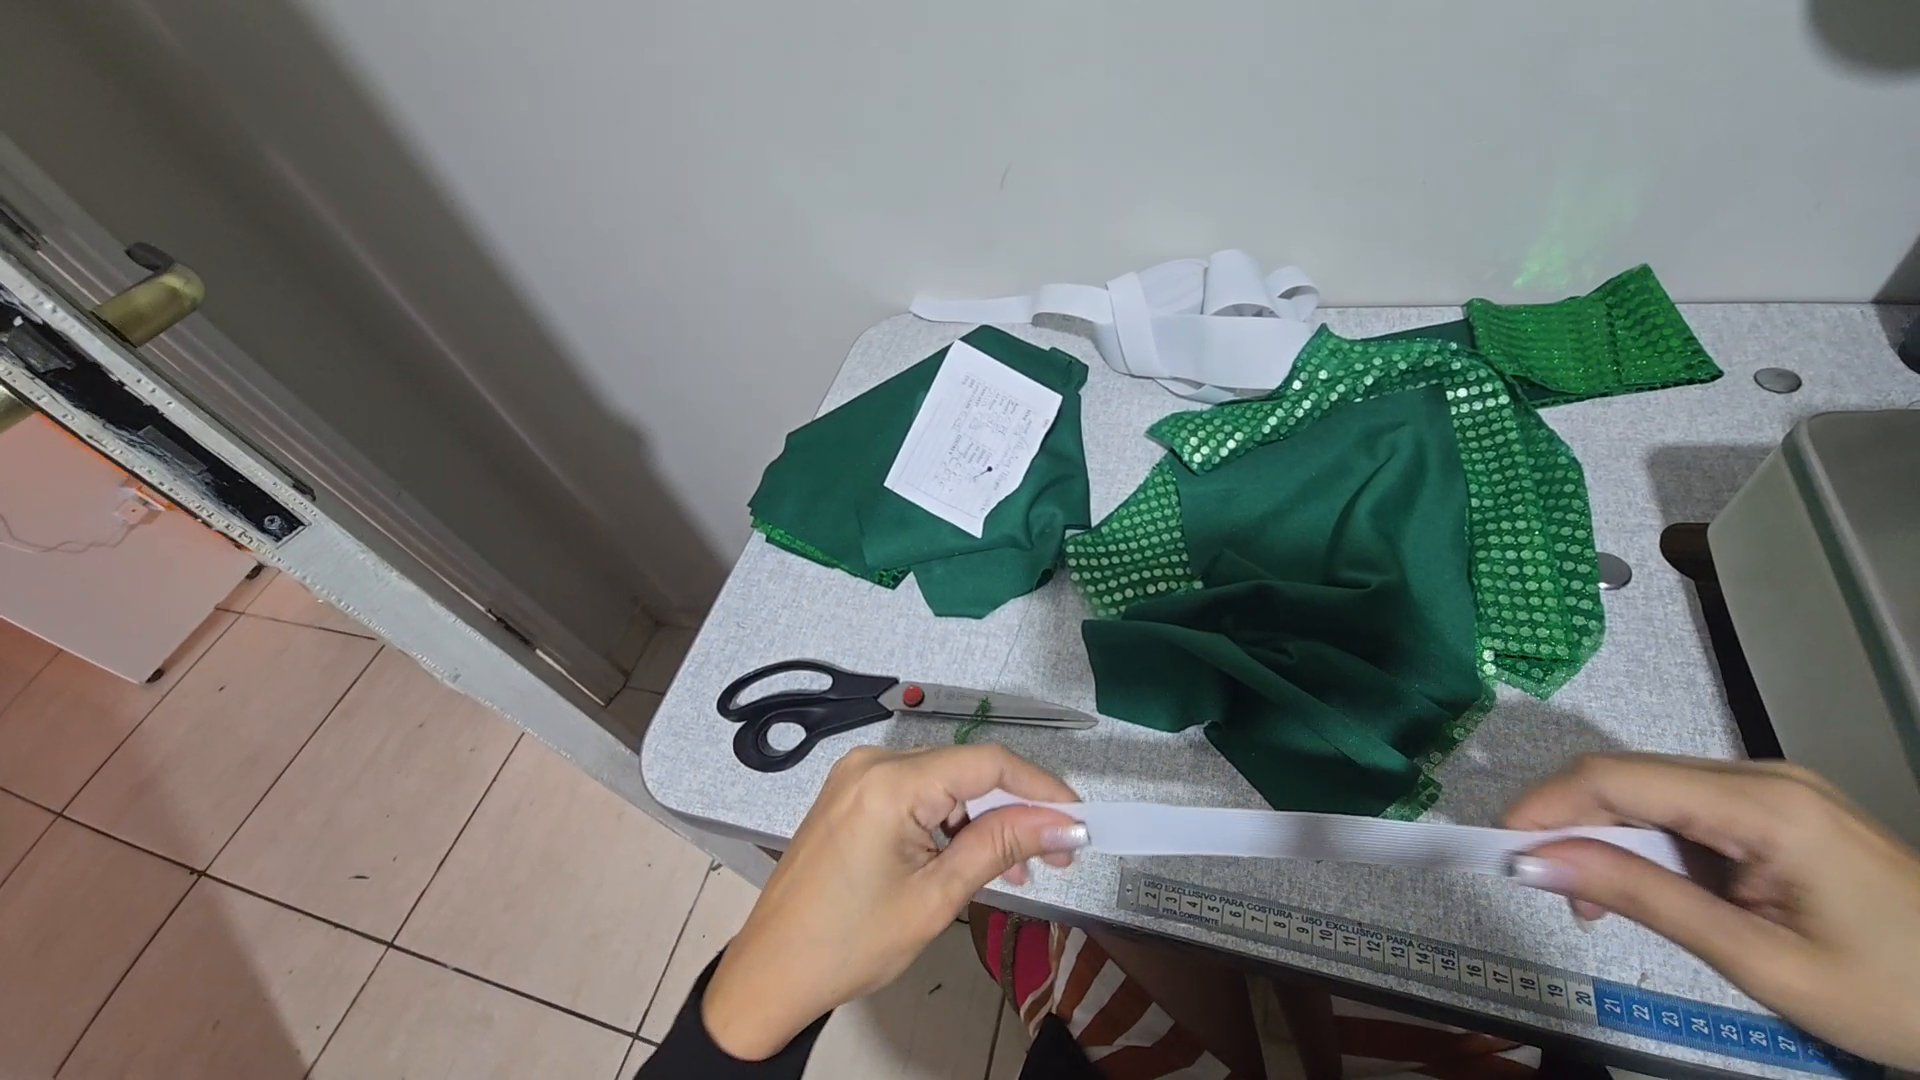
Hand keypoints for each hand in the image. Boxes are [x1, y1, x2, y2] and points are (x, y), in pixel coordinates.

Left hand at [702, 745, 1089, 1059]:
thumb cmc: (849, 943)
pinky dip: (949, 818)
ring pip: (944, 781)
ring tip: (1016, 866)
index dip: (1040, 786)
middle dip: (1014, 807)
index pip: (987, 762)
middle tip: (1055, 852)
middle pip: (966, 770)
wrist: (771, 973)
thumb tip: (1062, 824)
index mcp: (890, 782)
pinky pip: (916, 791)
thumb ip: (1002, 846)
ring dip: (983, 817)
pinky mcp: (852, 791)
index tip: (1078, 816)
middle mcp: (873, 762)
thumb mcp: (937, 897)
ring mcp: (858, 774)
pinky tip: (969, 854)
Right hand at [1506, 754, 1919, 1068]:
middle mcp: (1759, 775)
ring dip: (1605, 838)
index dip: (1544, 803)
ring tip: (1598, 903)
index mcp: (1762, 805)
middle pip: (1626, 778)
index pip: (1615, 777)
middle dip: (1571, 825)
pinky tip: (1647, 886)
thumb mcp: (1759, 960)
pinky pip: (1680, 808)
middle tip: (1550, 889)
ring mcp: (1770, 787)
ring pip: (1646, 791)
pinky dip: (1645, 843)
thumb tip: (1530, 863)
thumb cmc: (1898, 995)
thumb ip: (1640, 898)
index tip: (1501, 847)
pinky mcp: (1776, 806)